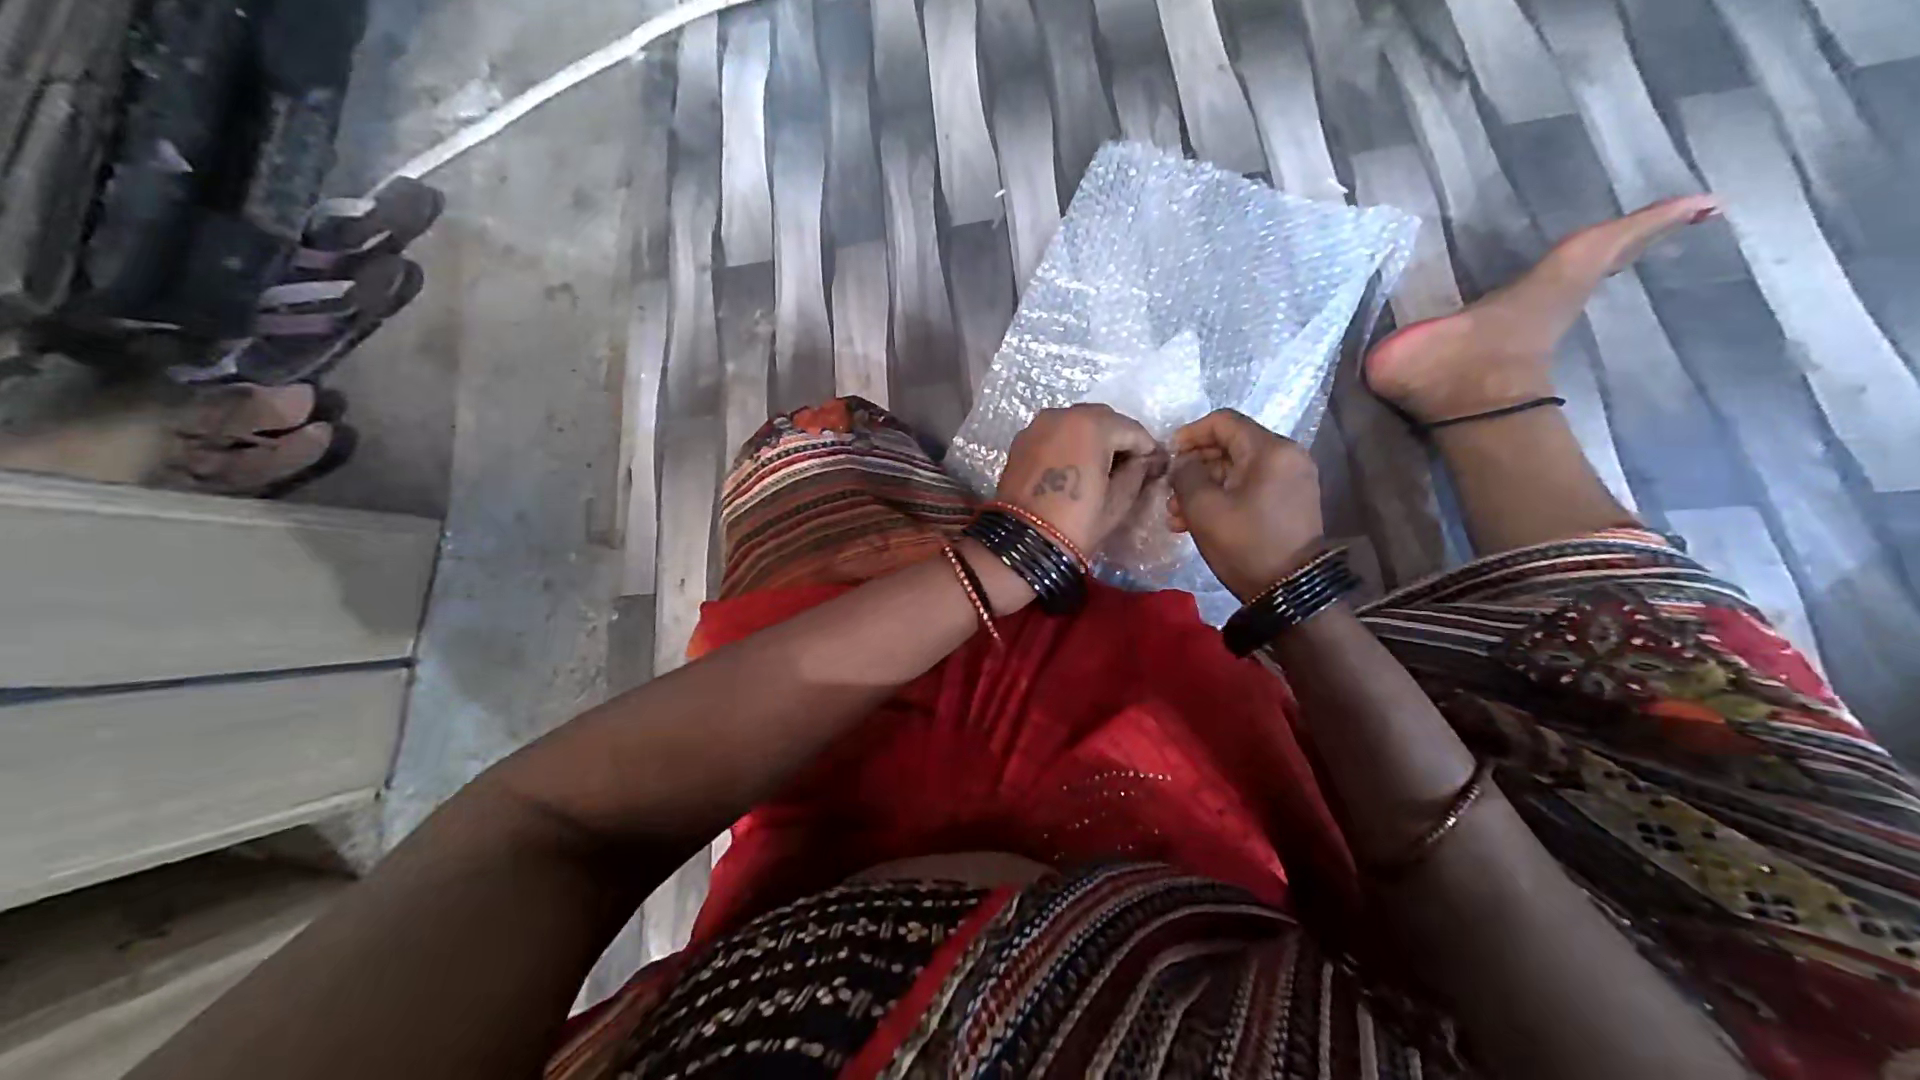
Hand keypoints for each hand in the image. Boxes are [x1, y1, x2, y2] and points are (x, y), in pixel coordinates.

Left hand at [998, 404, 1168, 554]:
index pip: (1132, 430)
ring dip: (1093, 438)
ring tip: (1102, 466)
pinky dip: (1069, 443)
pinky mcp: (1021, 440)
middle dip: (1119, 439)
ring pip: (1076, 423)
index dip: (1147, 449)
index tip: (1156, 466)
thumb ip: (1138, 471)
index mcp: (1092, 425)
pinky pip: (1055, 433)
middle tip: (1130, 466)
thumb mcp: (1118, 500)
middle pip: (1102, 419)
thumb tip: (1146, 460)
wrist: (1024, 542)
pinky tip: (1076, 466)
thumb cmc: (1077, 523)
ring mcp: (1038, 425)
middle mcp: (1063, 415)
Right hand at [1168, 409, 1323, 599]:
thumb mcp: (1204, 508)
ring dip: (1203, 486)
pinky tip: (1195, 521)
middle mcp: (1286, 457)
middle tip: (1169, 490)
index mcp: (1270, 450)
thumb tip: (1183, 463)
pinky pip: (1249, 487)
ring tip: (1176, 515)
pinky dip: (1222, 497)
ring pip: (1236, 470)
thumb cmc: (1245, 543)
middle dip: (1194, 466)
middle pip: (1230, 446)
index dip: (1190, 433)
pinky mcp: (1288, 501)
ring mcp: (1290, 480)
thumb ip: (1185, 475)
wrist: (1288, 589)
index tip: (1168, 454)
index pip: (1224, 422)